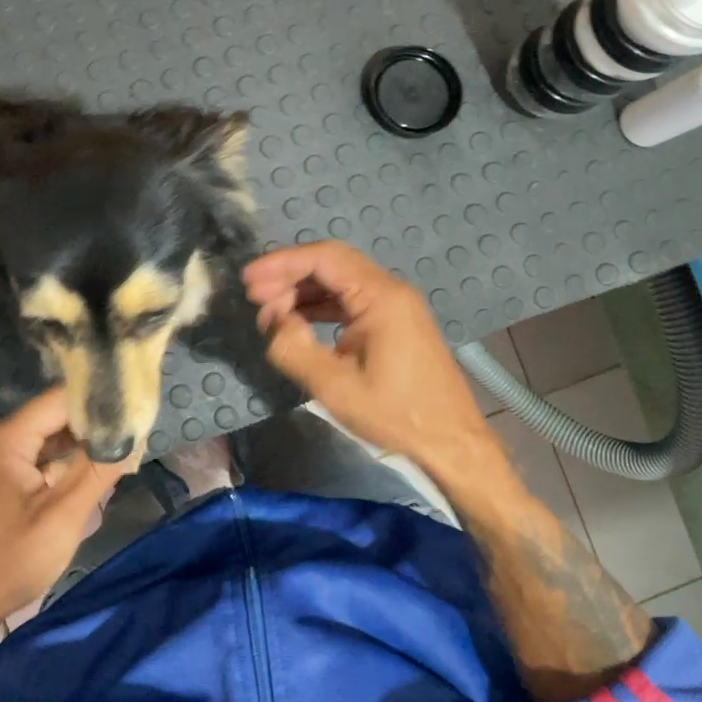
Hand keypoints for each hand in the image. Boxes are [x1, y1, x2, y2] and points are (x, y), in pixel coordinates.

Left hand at [0, 388, 131, 644]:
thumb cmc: (6, 563)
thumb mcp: (62, 518)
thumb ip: (99, 470)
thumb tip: (133, 434)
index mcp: (6, 439)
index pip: (61, 399)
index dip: (100, 400)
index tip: (137, 407)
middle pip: (53, 417)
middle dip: (94, 424)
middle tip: (136, 433)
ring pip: (45, 440)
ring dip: (79, 446)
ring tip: (121, 451)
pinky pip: (33, 460)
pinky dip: (60, 465)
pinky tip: (88, 475)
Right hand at [244, 241, 488, 463]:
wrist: (452, 442)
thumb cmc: (395, 414)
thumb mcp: (335, 387)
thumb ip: (295, 349)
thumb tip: (274, 322)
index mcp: (380, 297)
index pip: (324, 258)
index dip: (281, 263)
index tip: (248, 279)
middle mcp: (390, 291)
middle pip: (331, 264)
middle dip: (288, 276)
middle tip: (254, 299)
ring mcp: (396, 306)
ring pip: (340, 282)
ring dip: (303, 292)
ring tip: (269, 314)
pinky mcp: (395, 323)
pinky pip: (351, 300)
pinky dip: (321, 306)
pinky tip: (298, 323)